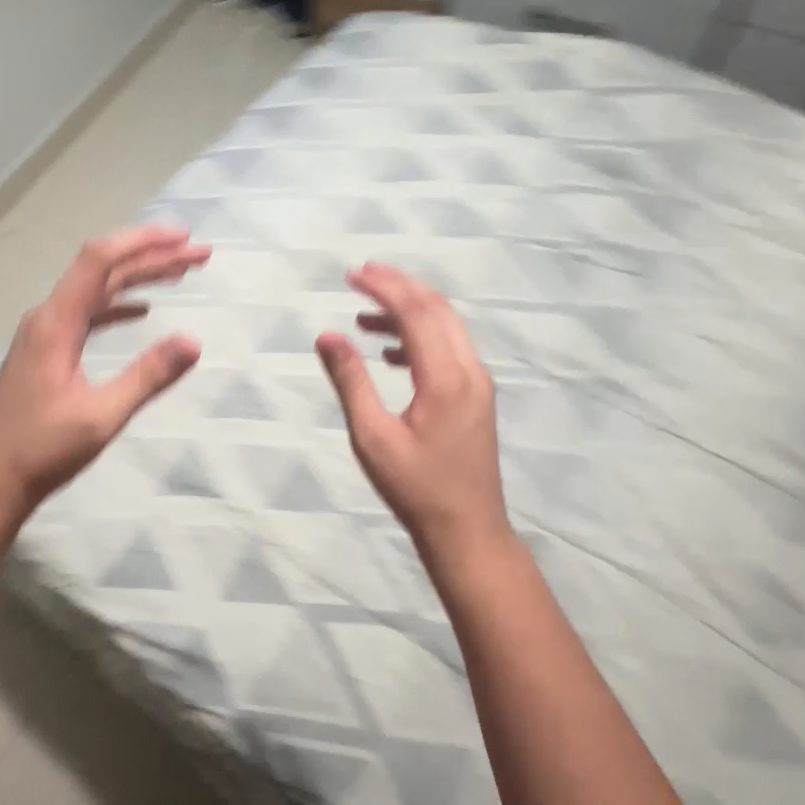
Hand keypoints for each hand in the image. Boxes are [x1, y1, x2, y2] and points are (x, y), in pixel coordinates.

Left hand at [0, 225, 206, 524]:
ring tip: (180, 273)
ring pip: (96, 289)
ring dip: (137, 277)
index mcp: (56, 322)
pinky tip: (142, 311)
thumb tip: (193, 341)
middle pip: (102, 269)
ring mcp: (44, 333)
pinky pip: (87, 312)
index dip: (143, 241)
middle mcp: (47, 316)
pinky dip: (118, 304)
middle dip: (152, 256)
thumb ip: (148, 376)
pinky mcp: (46, 351)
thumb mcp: (101, 416)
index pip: (100, 260)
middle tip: (199, 254)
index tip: (184, 237)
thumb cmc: (43, 451)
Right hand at [316, 262, 509, 551]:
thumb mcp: (372, 437)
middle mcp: (469, 370)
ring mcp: (477, 383)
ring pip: (446, 326)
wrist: (467, 531)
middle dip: (399, 285)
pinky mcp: (476, 396)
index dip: (384, 286)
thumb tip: (327, 335)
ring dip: (408, 310)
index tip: (351, 273)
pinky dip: (419, 335)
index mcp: (446, 377)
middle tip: (360, 273)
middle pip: (436, 308)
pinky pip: (449, 347)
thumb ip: (351, 381)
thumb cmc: (415, 488)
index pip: (416, 312)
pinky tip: (388, 352)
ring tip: (364, 313)